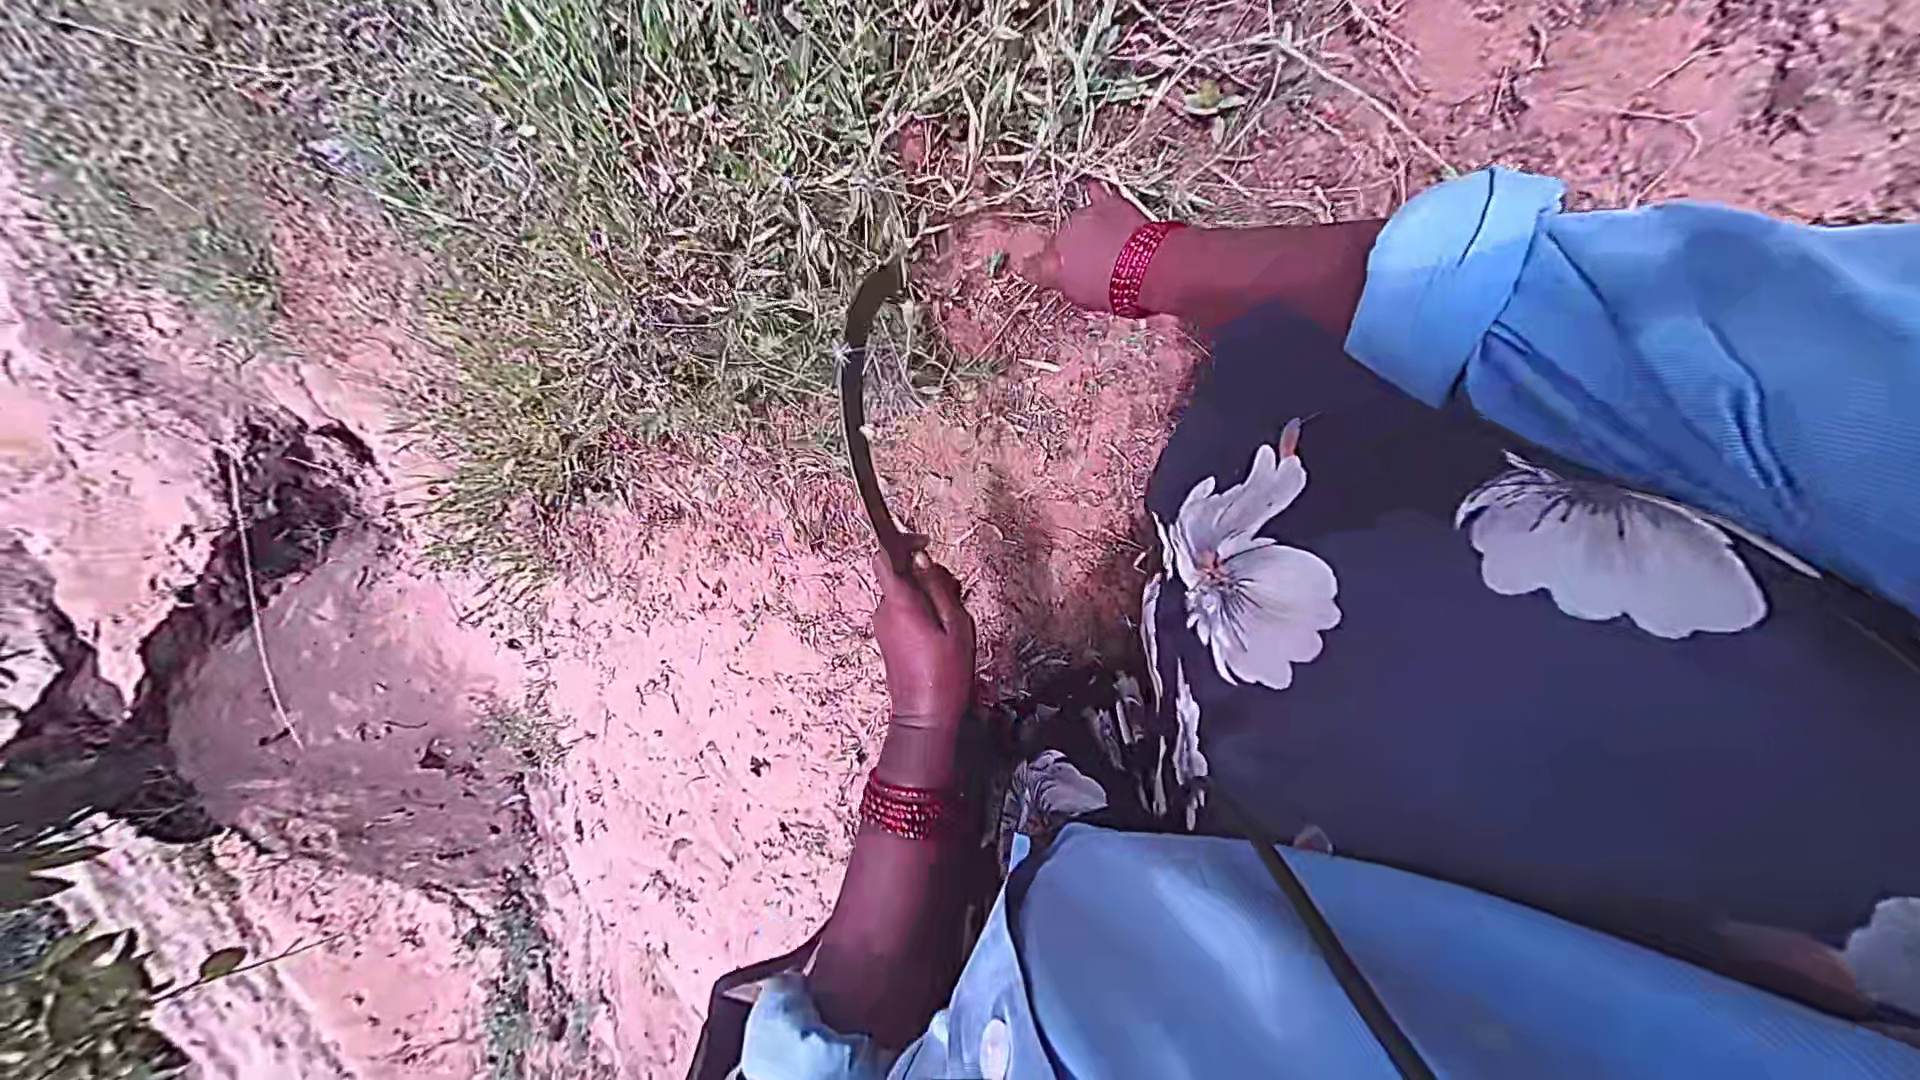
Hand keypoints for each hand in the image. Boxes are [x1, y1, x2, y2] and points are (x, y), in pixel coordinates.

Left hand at [873, 551, 976, 730]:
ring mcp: (882, 624)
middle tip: (952, 591)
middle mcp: (884, 611)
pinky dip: (919, 607)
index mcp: (900, 604)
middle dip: (924, 573)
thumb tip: (922, 559)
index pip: (885, 556)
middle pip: (897, 573)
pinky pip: (900, 608)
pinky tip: (940, 627)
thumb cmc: (945, 675)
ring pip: (901, 591)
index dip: (902, 541)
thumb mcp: (955, 625)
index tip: (923, 543)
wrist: (923, 716)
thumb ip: (938, 587)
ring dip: (924, 592)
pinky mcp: (886, 636)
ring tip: (950, 615)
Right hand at [1016, 182, 1147, 311]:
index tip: (1033, 269)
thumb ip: (1067, 285)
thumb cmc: (1117, 288)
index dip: (1035, 268)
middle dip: (1068, 249)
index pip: (1033, 266)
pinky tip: (1093, 189)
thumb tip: (1064, 279)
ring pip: (1076, 221)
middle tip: (1084, 262)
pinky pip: (1096, 192)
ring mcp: (1084, 218)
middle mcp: (1063, 237)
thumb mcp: (1083, 297)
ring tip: (1099, 241)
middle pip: (1059, 240)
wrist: (1146, 268)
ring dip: (1084, 229)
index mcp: (1053, 266)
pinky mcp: (1106, 202)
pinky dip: (1094, 193)